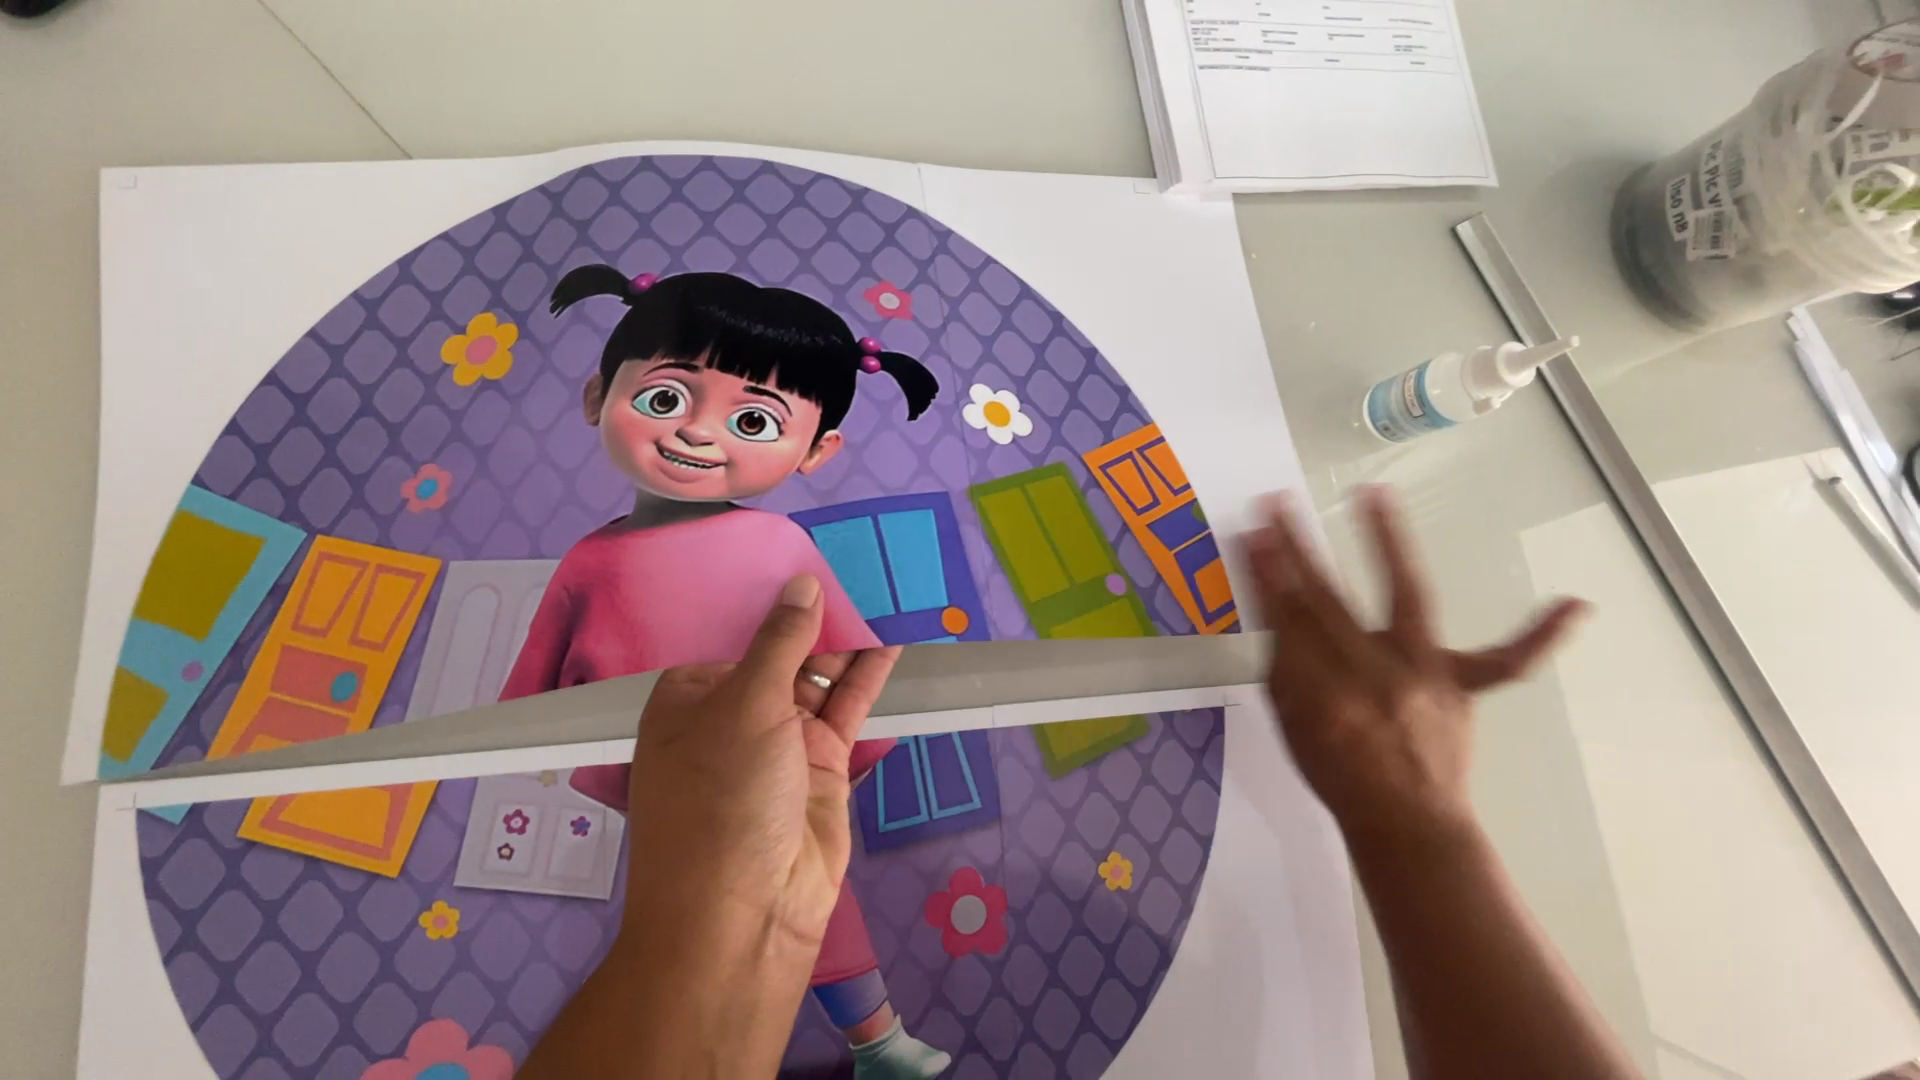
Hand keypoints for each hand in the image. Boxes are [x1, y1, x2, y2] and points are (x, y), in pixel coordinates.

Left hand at [621, 573, 900, 955]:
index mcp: (691, 698)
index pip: (732, 636)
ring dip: (847, 646)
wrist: (747, 913)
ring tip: (883, 598)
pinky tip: (890, 646)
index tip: (806, 564)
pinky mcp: (822, 765)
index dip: (769, 604)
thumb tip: (801, 584)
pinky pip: (846, 710)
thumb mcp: (745, 706)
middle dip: (815, 622)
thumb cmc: (722, 796)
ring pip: (818, 680)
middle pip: (780, 655)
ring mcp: (781, 742)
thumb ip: (780, 643)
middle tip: (857, 572)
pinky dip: (867, 680)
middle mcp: (734, 716)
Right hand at [1241, 486, 1586, 844]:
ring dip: (1387, 543)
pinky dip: (1541, 636)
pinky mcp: (1464, 686)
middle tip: (1278, 504)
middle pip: (1328, 600)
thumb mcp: (1292, 724)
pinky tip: (1575, 606)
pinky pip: (1509, 662)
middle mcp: (1373, 675)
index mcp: (1321, 691)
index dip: (1268, 573)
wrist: (1404, 820)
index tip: (1254, 531)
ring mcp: (1426, 676)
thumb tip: (1279, 607)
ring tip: (1375, 496)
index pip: (1286, 619)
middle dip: (1299, 550)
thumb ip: (1287, 667)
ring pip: (1406, 598)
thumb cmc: (1335, 772)